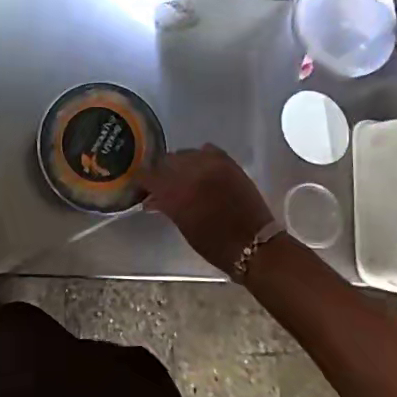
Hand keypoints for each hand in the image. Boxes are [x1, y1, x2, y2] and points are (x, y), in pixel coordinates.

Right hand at [141, 144, 274, 273]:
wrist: (254, 245)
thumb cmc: (214, 245)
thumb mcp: (184, 226)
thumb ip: (166, 207)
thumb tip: (150, 199)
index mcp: (177, 193)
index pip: (149, 175)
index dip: (142, 181)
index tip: (142, 188)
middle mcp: (193, 173)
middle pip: (166, 161)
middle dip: (160, 172)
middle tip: (161, 186)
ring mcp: (213, 165)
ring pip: (186, 154)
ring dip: (179, 164)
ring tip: (182, 178)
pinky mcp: (229, 163)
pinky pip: (207, 151)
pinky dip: (200, 158)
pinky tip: (200, 170)